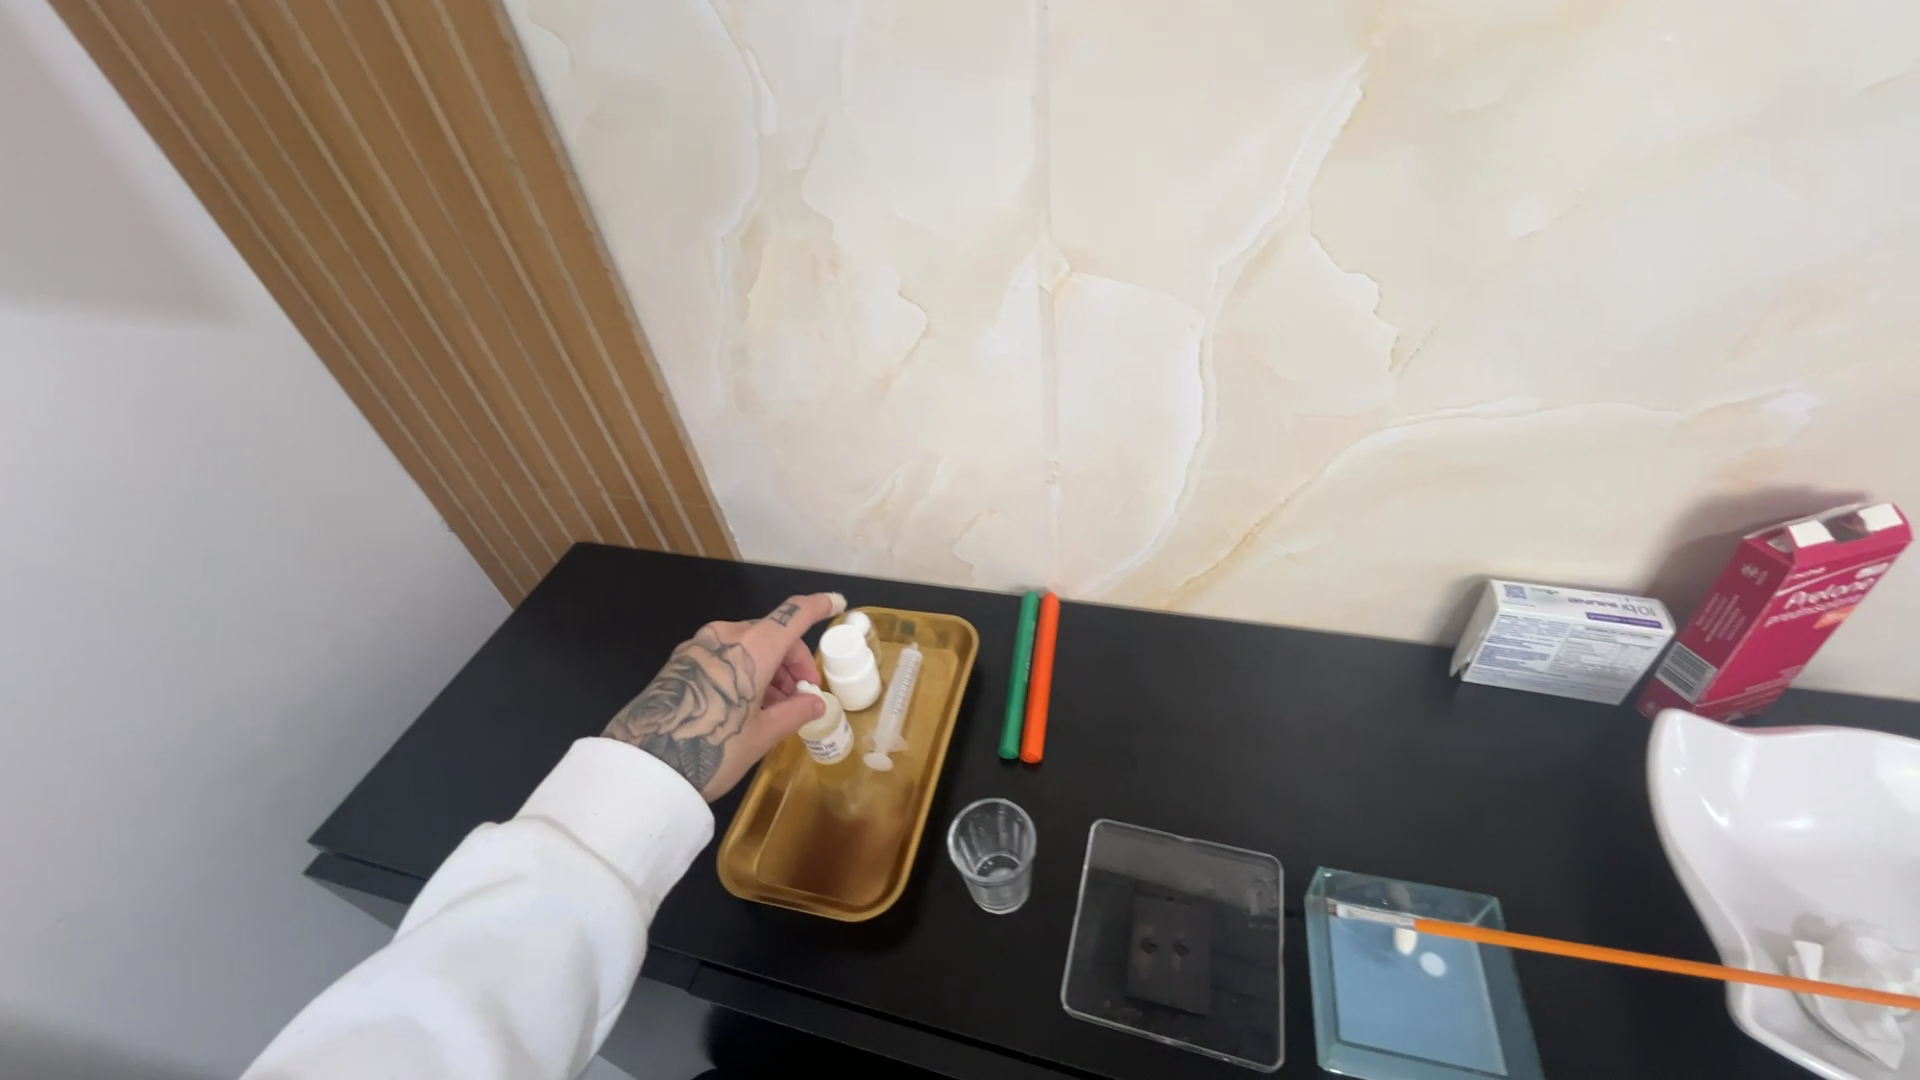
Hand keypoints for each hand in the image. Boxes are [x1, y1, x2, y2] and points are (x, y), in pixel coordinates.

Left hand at [602, 592, 844, 800]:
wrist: (643, 769)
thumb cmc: (712, 749)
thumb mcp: (761, 736)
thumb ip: (794, 713)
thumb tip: (815, 703)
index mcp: (753, 648)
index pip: (794, 614)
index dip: (818, 606)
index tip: (836, 602)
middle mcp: (726, 637)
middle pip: (772, 634)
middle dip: (793, 660)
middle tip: (803, 694)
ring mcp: (698, 647)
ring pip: (747, 646)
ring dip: (769, 668)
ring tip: (775, 707)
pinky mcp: (679, 663)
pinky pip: (723, 656)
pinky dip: (744, 671)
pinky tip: (746, 704)